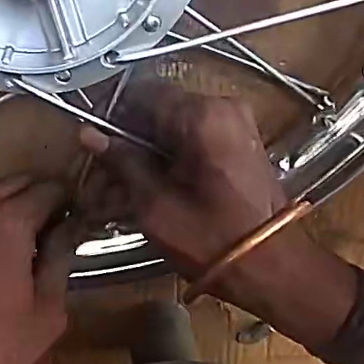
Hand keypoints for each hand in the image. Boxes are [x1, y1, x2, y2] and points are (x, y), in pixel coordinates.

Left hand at [0, 176, 78, 363]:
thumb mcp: (47, 310)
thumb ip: (61, 257)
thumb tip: (68, 227)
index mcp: (8, 223)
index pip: (48, 189)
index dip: (66, 199)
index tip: (74, 215)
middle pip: (13, 184)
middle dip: (36, 197)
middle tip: (48, 225)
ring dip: (1, 209)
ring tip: (12, 242)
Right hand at [75, 82, 298, 274]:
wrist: (274, 269)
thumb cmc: (213, 239)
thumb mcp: (155, 203)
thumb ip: (122, 162)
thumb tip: (90, 135)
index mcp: (203, 115)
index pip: (141, 94)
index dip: (109, 117)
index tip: (89, 144)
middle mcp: (221, 109)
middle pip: (156, 114)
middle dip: (124, 146)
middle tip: (98, 180)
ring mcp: (233, 127)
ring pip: (170, 132)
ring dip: (141, 159)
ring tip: (114, 196)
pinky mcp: (236, 147)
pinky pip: (189, 144)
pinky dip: (165, 164)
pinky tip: (141, 194)